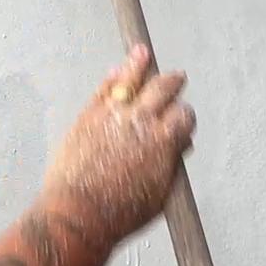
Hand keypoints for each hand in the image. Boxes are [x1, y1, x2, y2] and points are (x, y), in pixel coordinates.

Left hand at [38, 45, 195, 248]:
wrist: (79, 213)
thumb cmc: (121, 211)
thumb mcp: (160, 193)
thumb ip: (171, 163)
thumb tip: (179, 146)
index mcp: (163, 140)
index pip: (183, 115)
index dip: (185, 117)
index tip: (183, 119)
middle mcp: (141, 121)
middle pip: (163, 89)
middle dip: (173, 82)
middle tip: (177, 77)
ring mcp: (112, 115)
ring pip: (130, 79)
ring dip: (139, 64)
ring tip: (142, 52)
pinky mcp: (88, 116)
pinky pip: (103, 90)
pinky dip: (111, 79)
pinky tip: (115, 72)